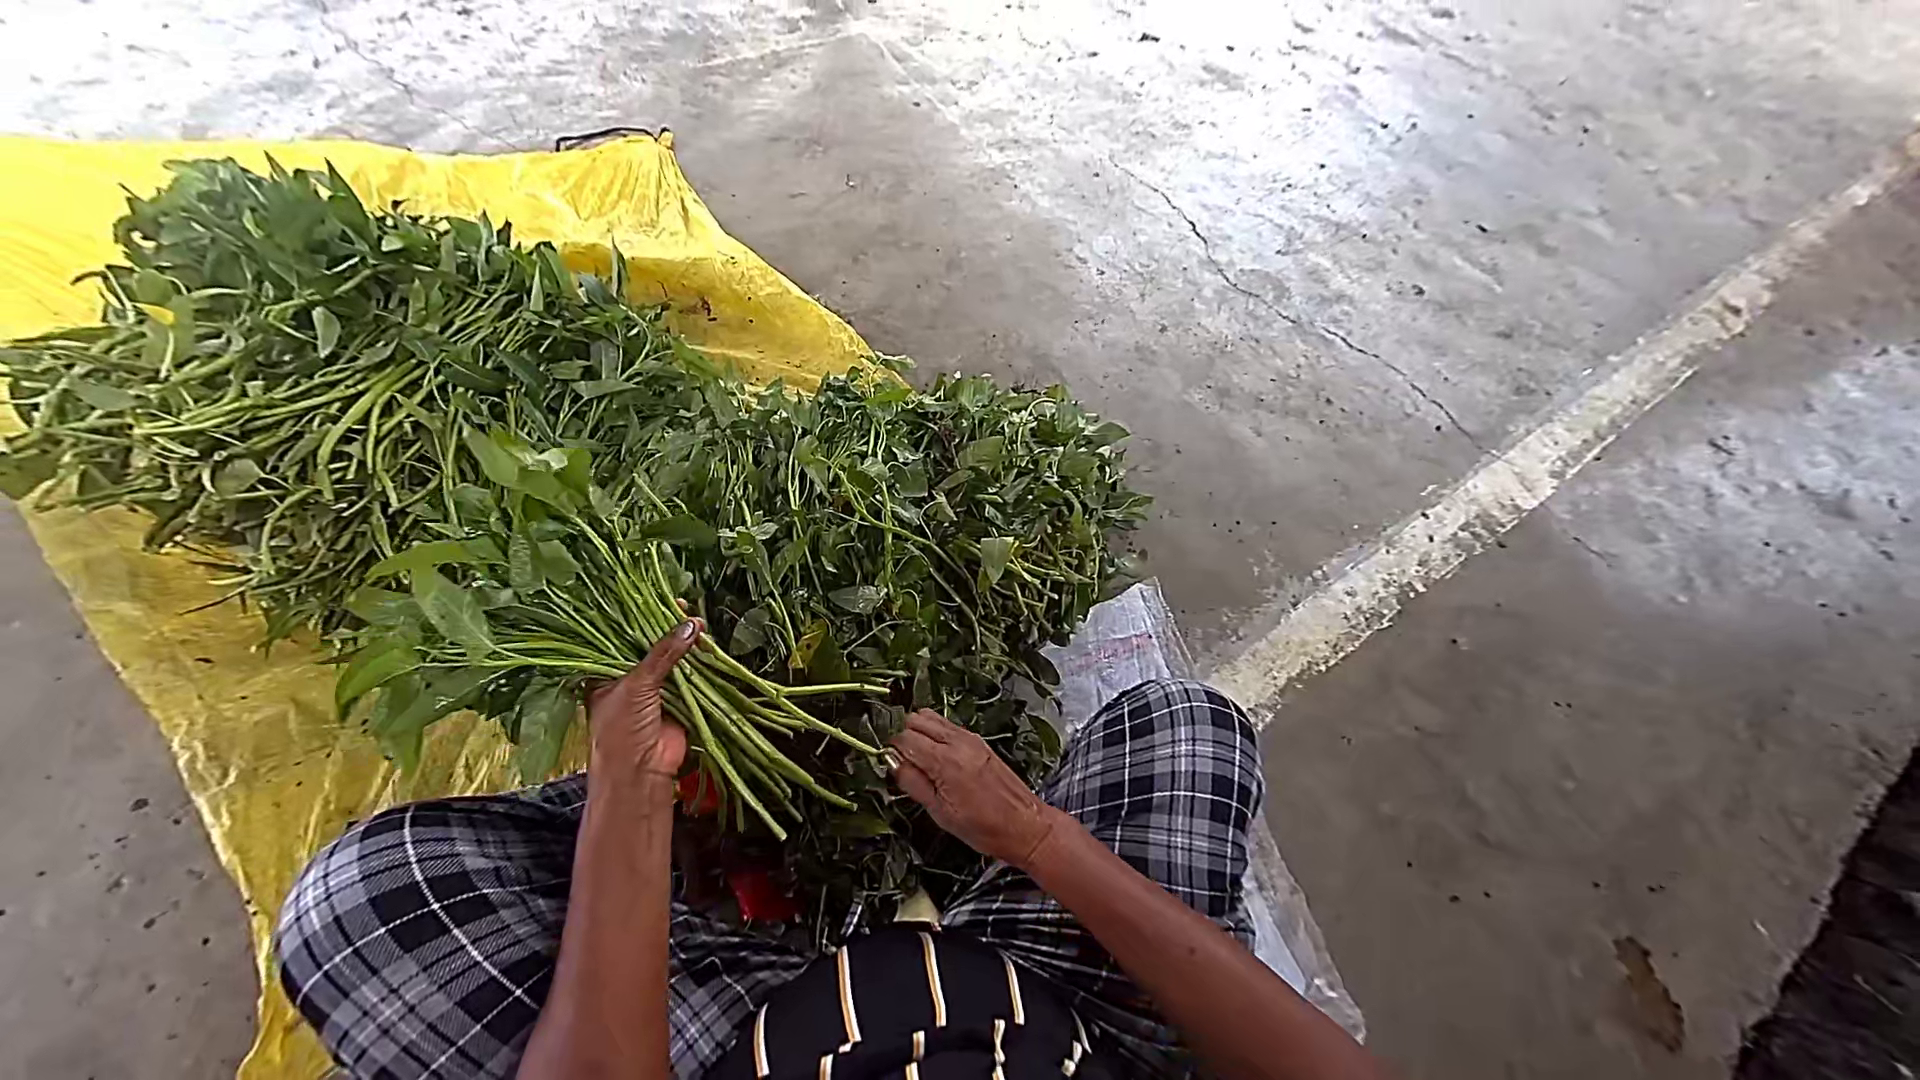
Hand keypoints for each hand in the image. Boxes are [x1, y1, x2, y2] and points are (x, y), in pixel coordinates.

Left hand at [586, 618, 701, 784]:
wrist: (641, 772)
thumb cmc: (622, 730)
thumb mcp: (637, 685)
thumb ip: (663, 654)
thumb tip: (690, 625)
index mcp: (605, 674)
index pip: (622, 638)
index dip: (639, 619)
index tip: (657, 601)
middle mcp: (629, 679)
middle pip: (651, 646)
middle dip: (667, 629)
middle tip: (684, 608)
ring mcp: (655, 689)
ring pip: (673, 659)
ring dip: (686, 644)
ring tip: (700, 622)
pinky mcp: (679, 699)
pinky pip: (691, 675)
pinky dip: (700, 662)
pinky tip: (707, 644)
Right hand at [890, 709, 1063, 868]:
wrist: (1024, 825)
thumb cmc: (981, 827)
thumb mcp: (939, 812)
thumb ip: (912, 782)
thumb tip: (890, 762)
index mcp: (945, 761)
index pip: (904, 737)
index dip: (890, 747)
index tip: (885, 761)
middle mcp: (957, 741)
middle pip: (915, 719)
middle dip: (902, 734)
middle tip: (898, 758)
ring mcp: (969, 737)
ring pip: (931, 717)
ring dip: (917, 729)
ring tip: (915, 756)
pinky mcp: (977, 740)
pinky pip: (947, 725)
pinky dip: (934, 731)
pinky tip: (934, 754)